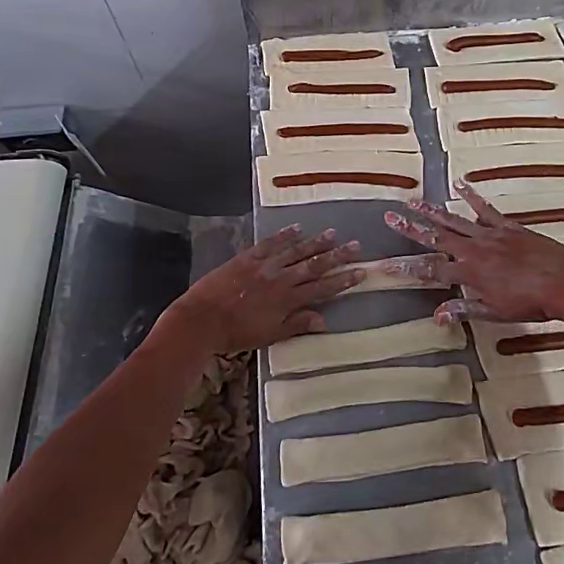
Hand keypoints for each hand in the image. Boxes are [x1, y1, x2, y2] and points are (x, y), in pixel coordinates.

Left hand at [162, 225, 363, 354]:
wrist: (202, 319)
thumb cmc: (237, 333)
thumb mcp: (270, 335)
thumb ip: (297, 324)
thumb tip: (324, 321)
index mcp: (288, 299)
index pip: (323, 288)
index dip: (343, 280)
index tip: (361, 271)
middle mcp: (281, 278)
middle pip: (314, 265)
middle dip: (337, 256)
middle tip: (356, 246)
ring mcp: (264, 265)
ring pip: (296, 250)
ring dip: (316, 242)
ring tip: (333, 233)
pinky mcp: (248, 257)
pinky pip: (271, 243)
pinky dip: (285, 235)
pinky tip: (297, 228)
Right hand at [384, 182, 563, 323]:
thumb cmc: (531, 304)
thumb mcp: (496, 312)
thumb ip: (466, 309)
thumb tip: (438, 316)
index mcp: (470, 274)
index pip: (431, 271)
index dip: (407, 268)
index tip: (386, 263)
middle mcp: (475, 250)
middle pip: (436, 238)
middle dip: (411, 228)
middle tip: (390, 217)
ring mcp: (491, 235)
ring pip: (456, 220)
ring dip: (433, 211)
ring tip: (413, 200)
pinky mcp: (508, 227)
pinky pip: (486, 209)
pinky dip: (472, 196)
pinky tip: (460, 184)